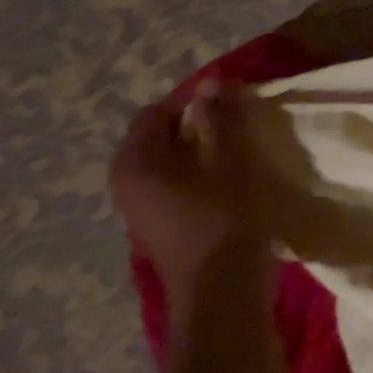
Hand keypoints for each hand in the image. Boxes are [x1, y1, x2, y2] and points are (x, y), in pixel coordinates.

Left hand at [110, 79, 268, 303]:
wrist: (221, 289)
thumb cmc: (227, 219)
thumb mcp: (233, 163)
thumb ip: (223, 121)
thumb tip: (213, 82)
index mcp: (135, 161)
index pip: (157, 111)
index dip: (198, 103)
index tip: (239, 108)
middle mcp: (126, 181)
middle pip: (163, 137)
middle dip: (203, 128)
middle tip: (247, 133)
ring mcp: (140, 207)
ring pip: (173, 163)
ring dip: (206, 154)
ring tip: (246, 159)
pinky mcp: (161, 225)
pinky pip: (179, 186)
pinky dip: (204, 178)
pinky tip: (235, 188)